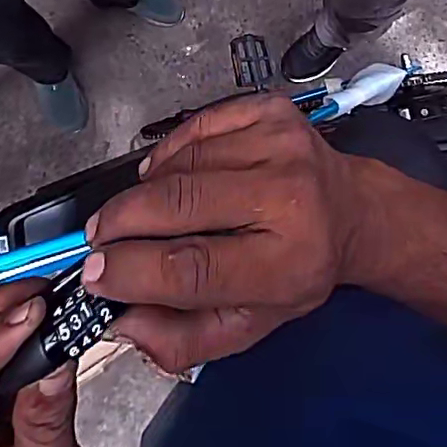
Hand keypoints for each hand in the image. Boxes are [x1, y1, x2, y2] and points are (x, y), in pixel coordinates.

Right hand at [82, 95, 374, 373]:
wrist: (352, 210)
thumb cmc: (300, 267)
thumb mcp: (253, 323)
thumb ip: (185, 336)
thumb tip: (122, 320)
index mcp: (287, 262)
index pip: (191, 266)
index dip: (131, 269)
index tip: (95, 270)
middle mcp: (286, 196)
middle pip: (176, 203)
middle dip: (121, 219)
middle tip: (99, 233)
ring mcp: (277, 143)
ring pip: (178, 162)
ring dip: (144, 187)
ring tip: (141, 206)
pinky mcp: (267, 109)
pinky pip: (194, 126)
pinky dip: (168, 150)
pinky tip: (167, 170)